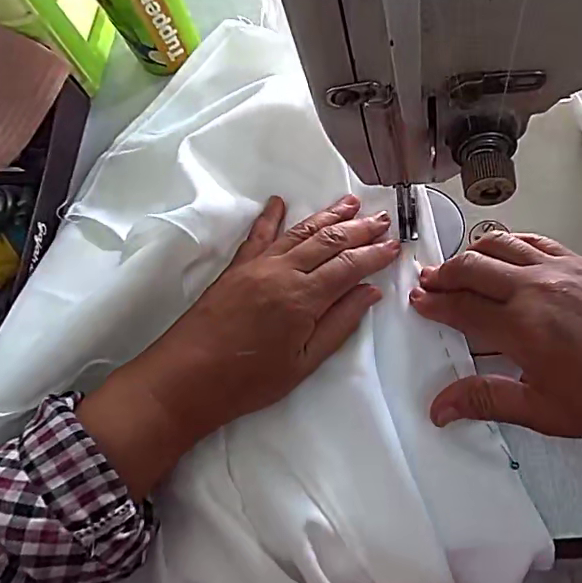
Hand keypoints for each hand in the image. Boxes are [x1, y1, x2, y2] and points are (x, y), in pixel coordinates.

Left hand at [78, 194, 402, 497]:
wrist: (186, 378)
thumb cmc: (249, 381)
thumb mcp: (304, 363)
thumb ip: (339, 324)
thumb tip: (370, 292)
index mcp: (303, 298)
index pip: (349, 267)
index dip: (375, 255)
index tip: (395, 246)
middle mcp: (282, 272)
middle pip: (328, 241)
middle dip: (359, 229)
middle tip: (382, 219)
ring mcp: (257, 266)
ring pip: (299, 232)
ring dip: (327, 215)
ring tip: (350, 203)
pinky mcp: (236, 268)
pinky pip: (257, 235)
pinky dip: (270, 216)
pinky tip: (280, 202)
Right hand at [408, 232, 581, 496]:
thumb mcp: (544, 410)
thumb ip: (486, 400)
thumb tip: (439, 408)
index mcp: (520, 327)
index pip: (460, 305)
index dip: (433, 302)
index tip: (418, 301)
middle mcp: (535, 288)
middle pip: (472, 266)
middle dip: (443, 272)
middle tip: (428, 281)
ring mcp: (562, 269)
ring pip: (501, 244)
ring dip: (473, 252)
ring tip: (461, 266)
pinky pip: (536, 241)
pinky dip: (511, 242)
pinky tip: (509, 254)